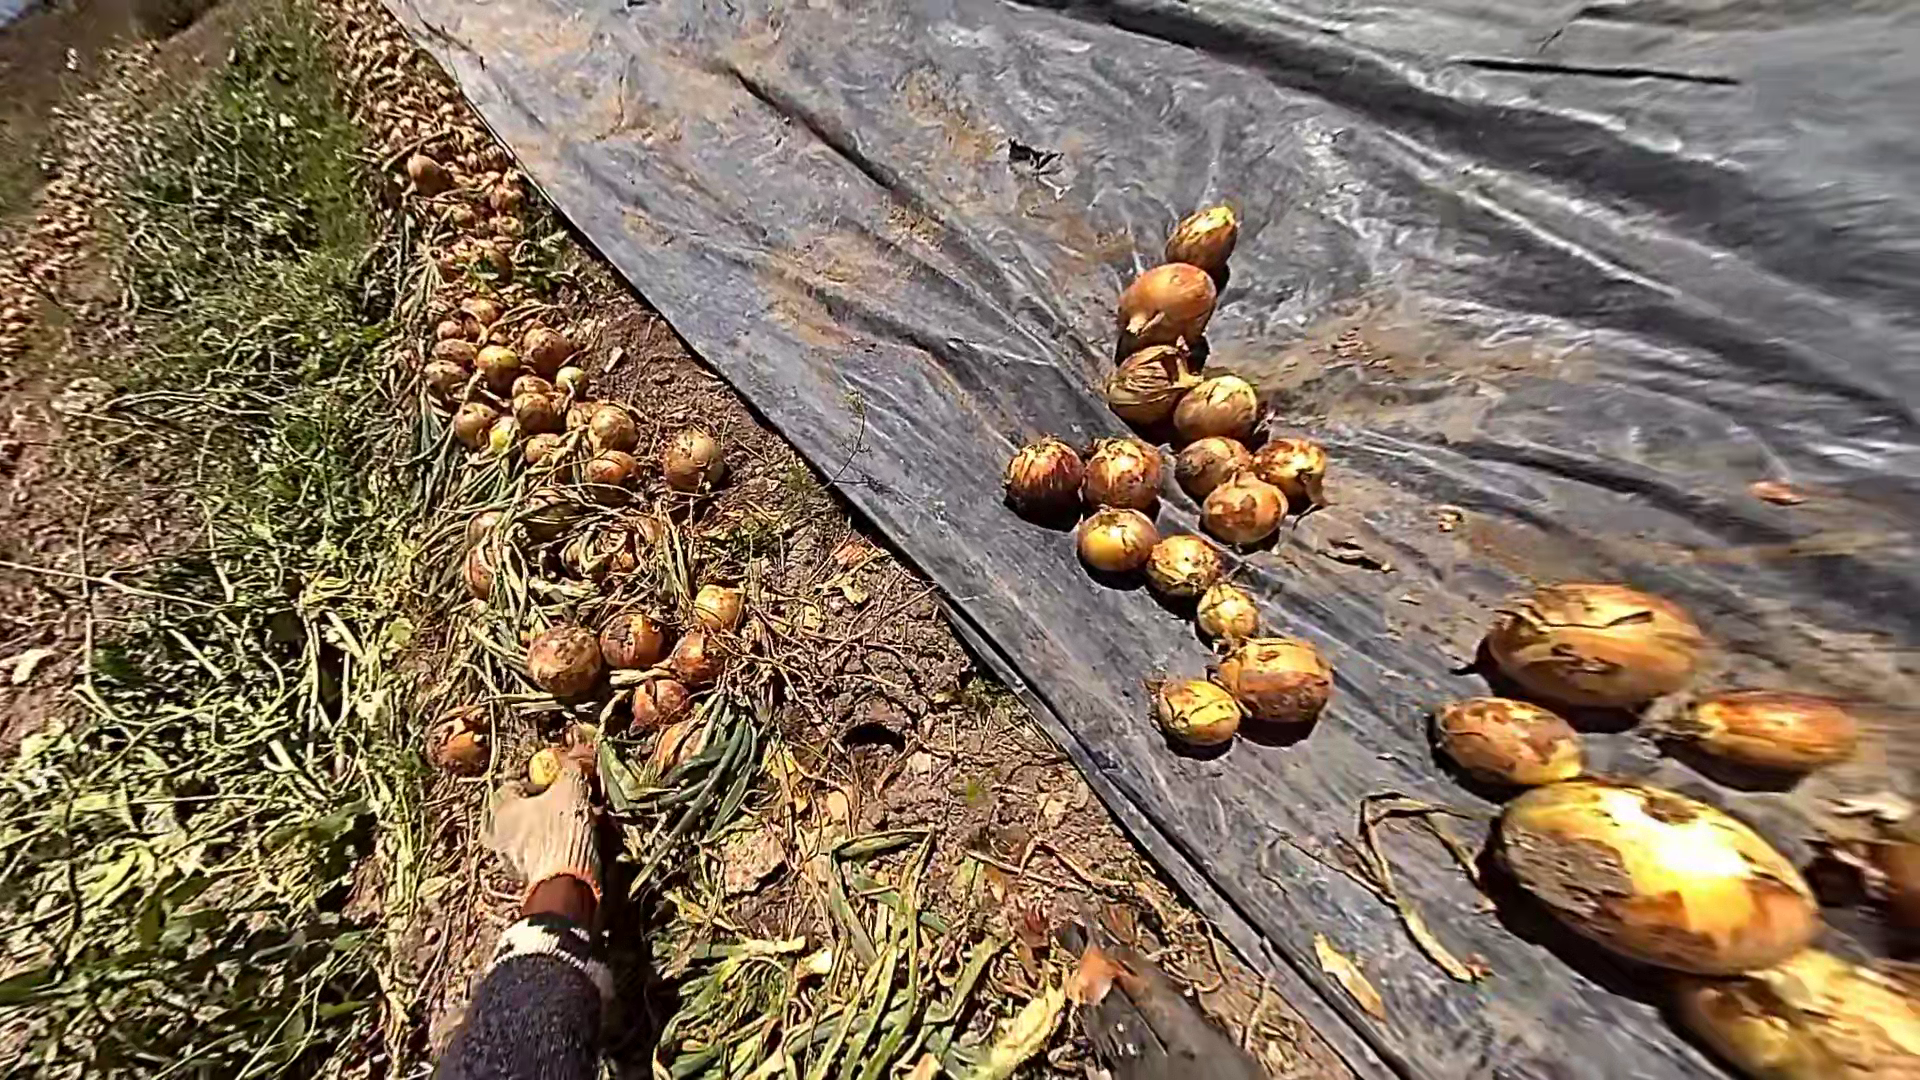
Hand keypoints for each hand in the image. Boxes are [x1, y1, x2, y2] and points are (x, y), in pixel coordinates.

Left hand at [486, 744, 601, 911]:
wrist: (566, 880)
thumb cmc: (561, 828)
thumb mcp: (571, 787)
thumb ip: (569, 767)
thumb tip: (571, 751)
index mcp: (499, 810)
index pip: (513, 781)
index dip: (538, 775)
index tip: (560, 775)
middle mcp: (496, 833)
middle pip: (522, 805)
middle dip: (546, 798)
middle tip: (571, 793)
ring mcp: (508, 855)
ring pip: (531, 827)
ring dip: (552, 819)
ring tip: (580, 814)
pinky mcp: (525, 871)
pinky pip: (539, 845)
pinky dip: (554, 837)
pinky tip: (576, 834)